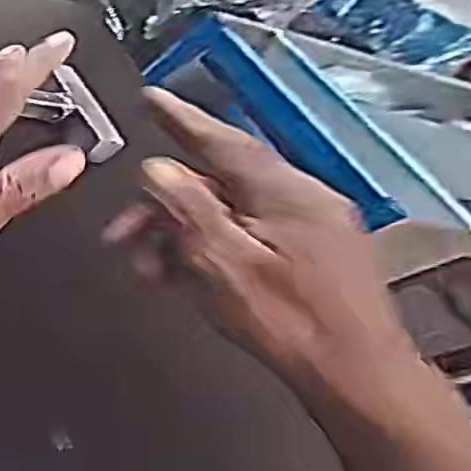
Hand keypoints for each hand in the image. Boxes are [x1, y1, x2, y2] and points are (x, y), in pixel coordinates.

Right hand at [102, 88, 421, 395]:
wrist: (347, 370)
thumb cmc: (290, 322)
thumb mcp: (221, 262)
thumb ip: (188, 210)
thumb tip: (158, 170)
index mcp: (285, 194)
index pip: (223, 142)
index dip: (182, 119)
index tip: (153, 99)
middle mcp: (299, 201)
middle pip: (213, 183)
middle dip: (160, 207)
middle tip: (123, 233)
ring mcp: (303, 226)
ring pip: (221, 211)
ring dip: (176, 233)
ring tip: (150, 266)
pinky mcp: (301, 250)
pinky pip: (238, 232)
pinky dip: (202, 247)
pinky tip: (181, 273)